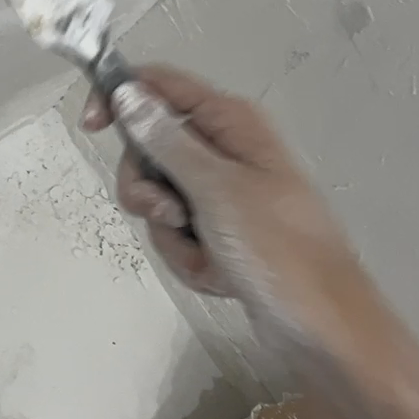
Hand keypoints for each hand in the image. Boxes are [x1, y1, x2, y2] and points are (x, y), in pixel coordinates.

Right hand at [88, 67, 418, 418]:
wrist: (327, 334)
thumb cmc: (278, 249)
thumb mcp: (215, 189)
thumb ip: (164, 139)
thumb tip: (125, 91)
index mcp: (229, 122)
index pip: (158, 84)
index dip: (119, 96)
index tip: (90, 126)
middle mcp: (221, 147)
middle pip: (147, 145)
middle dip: (146, 186)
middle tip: (167, 213)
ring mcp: (219, 190)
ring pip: (155, 191)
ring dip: (167, 228)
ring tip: (202, 252)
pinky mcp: (218, 228)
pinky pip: (173, 227)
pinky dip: (185, 252)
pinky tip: (216, 272)